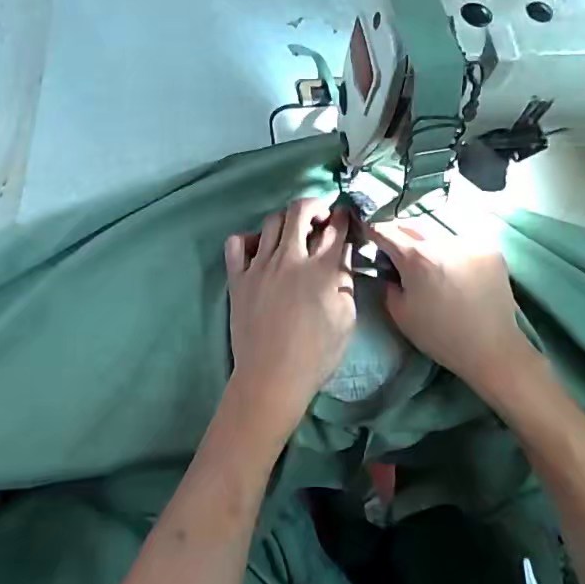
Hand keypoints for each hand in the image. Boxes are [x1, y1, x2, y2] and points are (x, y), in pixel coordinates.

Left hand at [223, 197, 355, 428]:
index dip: (344, 217)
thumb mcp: (347, 318)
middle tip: (321, 218)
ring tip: (293, 233)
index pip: (335, 227)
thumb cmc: (317, 353)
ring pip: (271, 221)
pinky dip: (249, 239)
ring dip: (287, 220)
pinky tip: (259, 250)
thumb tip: (343, 255)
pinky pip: (237, 243)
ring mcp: (260, 265)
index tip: (345, 218)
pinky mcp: (238, 278)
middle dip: (315, 206)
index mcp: (322, 268)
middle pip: (300, 211)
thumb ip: (346, 280)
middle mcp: (290, 258)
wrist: (272, 377)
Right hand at [366, 214, 544, 402]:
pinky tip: (458, 272)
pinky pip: (463, 243)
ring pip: (439, 233)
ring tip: (433, 266)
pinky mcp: (490, 249)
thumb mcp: (400, 313)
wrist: (491, 348)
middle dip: (401, 234)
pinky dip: (454, 252)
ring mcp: (470, 243)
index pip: (385, 229)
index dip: (372, 229)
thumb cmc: (440, 336)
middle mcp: (443, 242)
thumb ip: (387, 282)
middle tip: (398, 252)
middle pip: (413, 225)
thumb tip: (386, 266)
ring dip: (430, 243)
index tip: (366, 231)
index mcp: (416, 258)